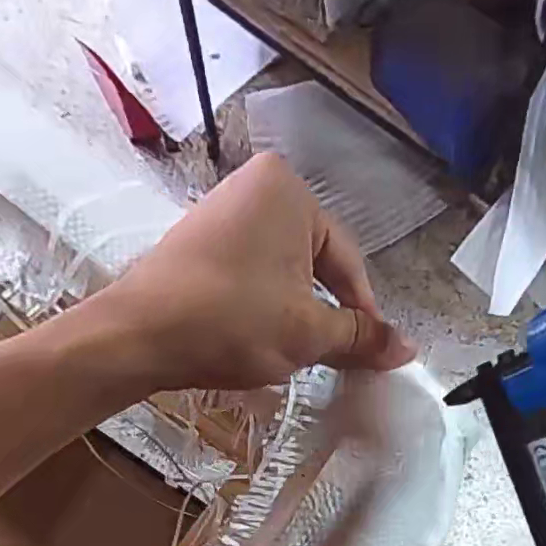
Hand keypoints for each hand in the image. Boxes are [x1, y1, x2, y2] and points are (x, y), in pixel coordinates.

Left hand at [70, 152, 415, 391]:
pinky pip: (254, 274)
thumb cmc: (231, 322)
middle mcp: (258, 187)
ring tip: (294, 352)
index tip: (370, 354)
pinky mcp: (201, 240)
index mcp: (290, 191)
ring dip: (298, 315)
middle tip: (330, 358)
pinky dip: (266, 307)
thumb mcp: (308, 332)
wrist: (135, 336)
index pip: (349, 264)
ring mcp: (224, 211)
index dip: (362, 315)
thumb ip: (361, 337)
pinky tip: (259, 337)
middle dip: (326, 314)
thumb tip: (409, 349)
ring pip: (286, 274)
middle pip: (317, 266)